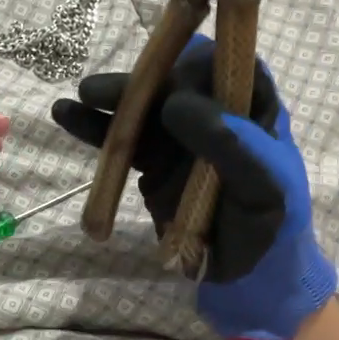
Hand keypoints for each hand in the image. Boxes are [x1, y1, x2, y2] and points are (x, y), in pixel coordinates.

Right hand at [50, 36, 334, 339]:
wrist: (249, 281)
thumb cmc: (271, 229)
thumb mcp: (263, 185)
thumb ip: (227, 141)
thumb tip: (174, 101)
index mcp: (253, 108)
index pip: (226, 63)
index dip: (196, 59)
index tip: (167, 69)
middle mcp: (214, 114)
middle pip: (173, 81)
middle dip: (138, 82)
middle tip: (99, 91)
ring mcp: (181, 138)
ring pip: (142, 108)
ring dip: (110, 101)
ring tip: (74, 100)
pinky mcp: (155, 164)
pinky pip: (124, 141)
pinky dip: (95, 130)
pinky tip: (67, 117)